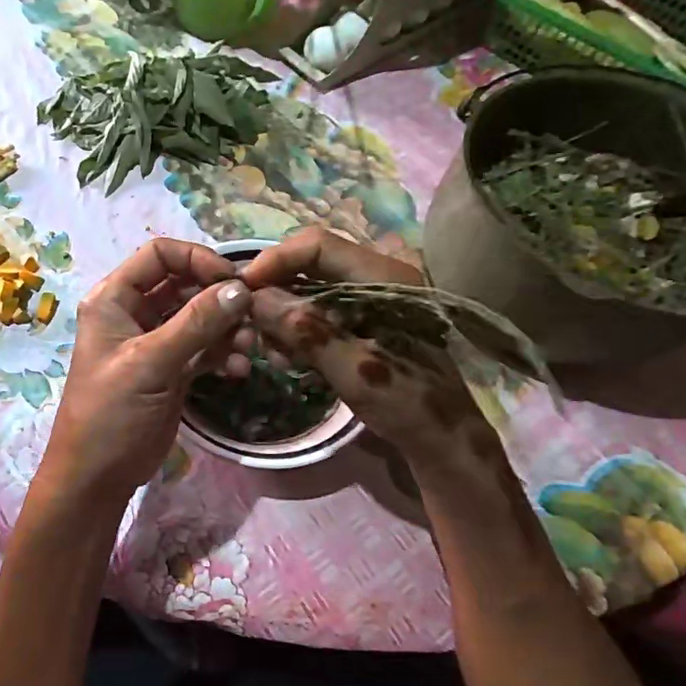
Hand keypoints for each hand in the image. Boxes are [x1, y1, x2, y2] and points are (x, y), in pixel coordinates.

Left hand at [35, 239, 251, 508]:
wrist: (97, 475)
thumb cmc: (111, 413)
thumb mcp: (150, 363)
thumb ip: (195, 324)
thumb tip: (240, 288)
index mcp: (114, 299)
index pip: (159, 255)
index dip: (197, 259)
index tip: (232, 280)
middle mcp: (134, 313)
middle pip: (185, 283)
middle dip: (219, 297)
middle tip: (252, 316)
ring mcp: (155, 341)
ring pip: (200, 316)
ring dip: (228, 327)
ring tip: (248, 348)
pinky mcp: (172, 368)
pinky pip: (205, 347)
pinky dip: (224, 353)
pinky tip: (239, 370)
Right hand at [241, 229, 508, 481]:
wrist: (443, 440)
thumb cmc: (409, 404)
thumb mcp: (356, 371)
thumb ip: (307, 332)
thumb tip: (254, 299)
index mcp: (385, 278)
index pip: (318, 245)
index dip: (275, 261)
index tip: (242, 290)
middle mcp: (377, 278)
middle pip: (309, 265)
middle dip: (275, 293)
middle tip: (252, 329)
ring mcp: (370, 299)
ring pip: (308, 289)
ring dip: (283, 317)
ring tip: (274, 353)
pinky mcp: (362, 320)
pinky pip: (317, 312)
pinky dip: (297, 331)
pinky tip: (290, 359)